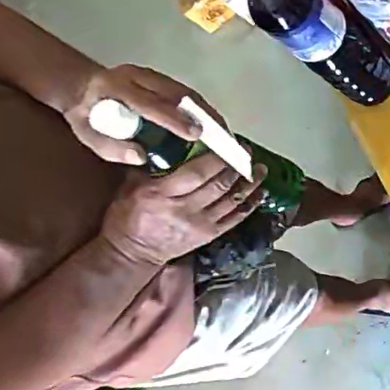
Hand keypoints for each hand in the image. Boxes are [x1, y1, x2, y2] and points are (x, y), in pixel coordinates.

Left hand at [67, 65, 221, 165]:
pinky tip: (215, 126)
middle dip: (202, 116)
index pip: (149, 102)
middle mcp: (136, 75)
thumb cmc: (86, 115)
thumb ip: (111, 147)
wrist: (81, 86)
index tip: (195, 134)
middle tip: (222, 138)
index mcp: (115, 87)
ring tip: (225, 136)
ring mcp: (151, 74)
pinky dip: (203, 110)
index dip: (174, 119)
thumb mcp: (88, 135)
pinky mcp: (161, 78)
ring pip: (186, 92)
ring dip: (208, 113)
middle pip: (177, 93)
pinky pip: (187, 93)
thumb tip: (141, 157)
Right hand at [100, 154, 267, 265]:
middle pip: (219, 185)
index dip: (218, 158)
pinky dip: (250, 205)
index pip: (197, 172)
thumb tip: (170, 138)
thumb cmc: (128, 214)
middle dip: (237, 167)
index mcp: (162, 193)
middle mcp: (184, 209)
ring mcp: (199, 224)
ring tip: (261, 169)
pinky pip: (235, 219)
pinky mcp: (208, 235)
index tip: (230, 144)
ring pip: (232, 201)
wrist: (132, 252)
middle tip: (248, 153)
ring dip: (250, 184)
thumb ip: (151, 163)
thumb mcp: (131, 185)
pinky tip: (260, 192)